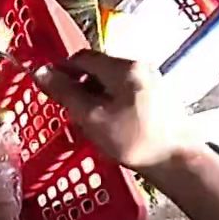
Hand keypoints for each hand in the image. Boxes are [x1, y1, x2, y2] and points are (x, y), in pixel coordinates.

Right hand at [33, 50, 199, 171]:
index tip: (51, 89)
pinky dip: (112, 104)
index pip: (82, 57)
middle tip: (69, 110)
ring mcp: (153, 82)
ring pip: (112, 82)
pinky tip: (110, 126)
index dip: (62, 70)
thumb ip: (66, 92)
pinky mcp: (160, 98)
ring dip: (96, 97)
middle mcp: (140, 67)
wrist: (178, 162)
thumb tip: (41, 71)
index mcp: (123, 67)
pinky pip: (126, 94)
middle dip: (80, 86)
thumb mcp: (92, 117)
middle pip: (99, 69)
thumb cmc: (133, 140)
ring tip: (88, 122)